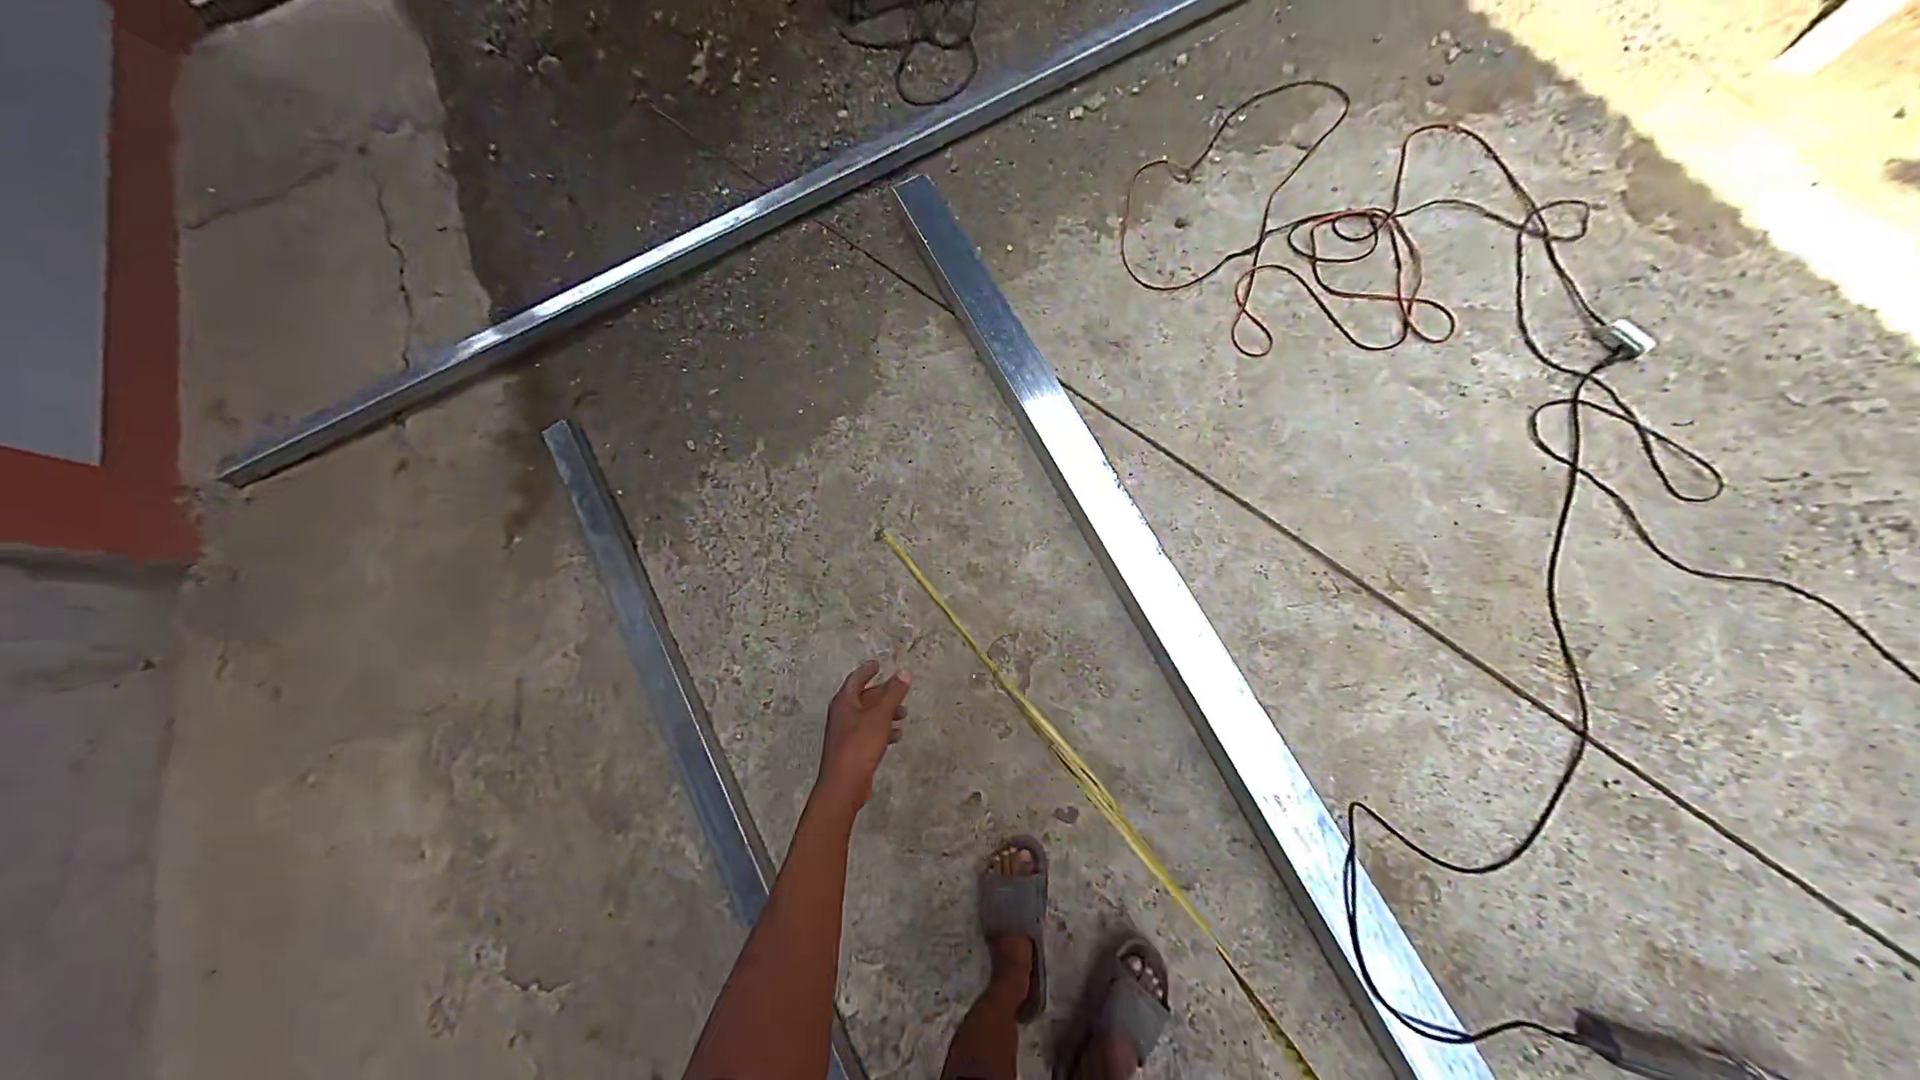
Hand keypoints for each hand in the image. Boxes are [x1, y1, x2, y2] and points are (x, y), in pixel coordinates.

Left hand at [815, 660, 910, 813]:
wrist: (844, 784)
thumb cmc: (859, 745)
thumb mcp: (880, 716)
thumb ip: (893, 694)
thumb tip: (904, 673)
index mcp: (844, 702)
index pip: (856, 679)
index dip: (867, 670)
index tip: (877, 663)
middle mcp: (842, 715)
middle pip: (864, 697)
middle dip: (882, 693)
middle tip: (900, 690)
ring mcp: (846, 733)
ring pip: (868, 715)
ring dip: (885, 712)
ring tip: (904, 714)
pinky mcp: (853, 749)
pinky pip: (869, 732)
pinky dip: (883, 729)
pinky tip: (896, 735)